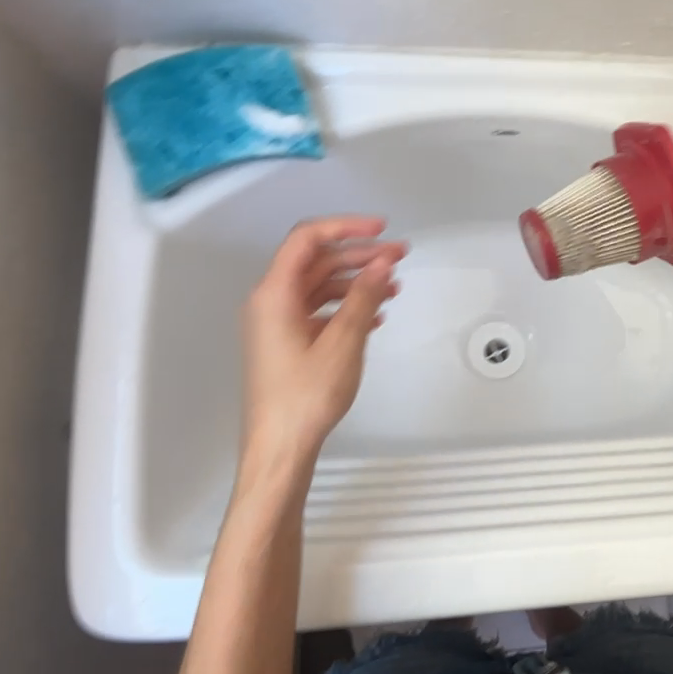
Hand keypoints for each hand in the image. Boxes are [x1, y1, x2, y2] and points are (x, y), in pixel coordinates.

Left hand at [241, 216, 404, 472]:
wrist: (280, 446)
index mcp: (275, 294)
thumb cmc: (306, 396)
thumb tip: (382, 263)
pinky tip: (375, 316)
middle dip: (360, 256)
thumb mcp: (342, 343)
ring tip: (393, 289)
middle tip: (400, 256)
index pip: (308, 239)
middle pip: (318, 262)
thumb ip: (363, 298)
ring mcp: (278, 323)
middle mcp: (271, 301)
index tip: (382, 230)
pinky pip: (319, 310)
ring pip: (321, 286)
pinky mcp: (287, 342)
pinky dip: (347, 306)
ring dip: (358, 282)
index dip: (346, 227)